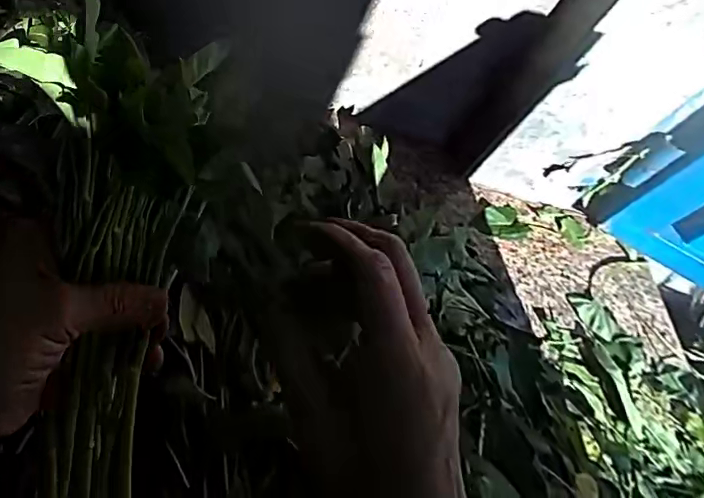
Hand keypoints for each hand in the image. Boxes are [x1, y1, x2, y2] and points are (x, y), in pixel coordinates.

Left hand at [0, 219, 167, 496]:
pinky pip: (97, 332)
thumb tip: (166, 298)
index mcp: (36, 238)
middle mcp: (45, 262)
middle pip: (102, 266)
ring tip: (160, 341)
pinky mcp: (58, 335)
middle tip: (166, 309)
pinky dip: (120, 344)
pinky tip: (146, 359)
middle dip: (137, 289)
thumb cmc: (2, 340)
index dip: (128, 239)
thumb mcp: (61, 312)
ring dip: (132, 322)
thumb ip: (115, 302)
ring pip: (103, 302)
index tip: (163, 252)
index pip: (90, 224)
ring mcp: (52, 300)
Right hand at [262, 218, 462, 497]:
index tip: (301, 231)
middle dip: (353, 235)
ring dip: (357, 267)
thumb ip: (289, 353)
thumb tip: (262, 298)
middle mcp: (429, 346)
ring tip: (309, 285)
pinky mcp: (439, 367)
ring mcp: (440, 355)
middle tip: (308, 237)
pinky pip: (404, 310)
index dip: (337, 239)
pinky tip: (336, 316)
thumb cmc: (363, 481)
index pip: (375, 269)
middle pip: (398, 259)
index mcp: (399, 358)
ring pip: (401, 281)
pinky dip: (369, 295)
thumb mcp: (315, 420)